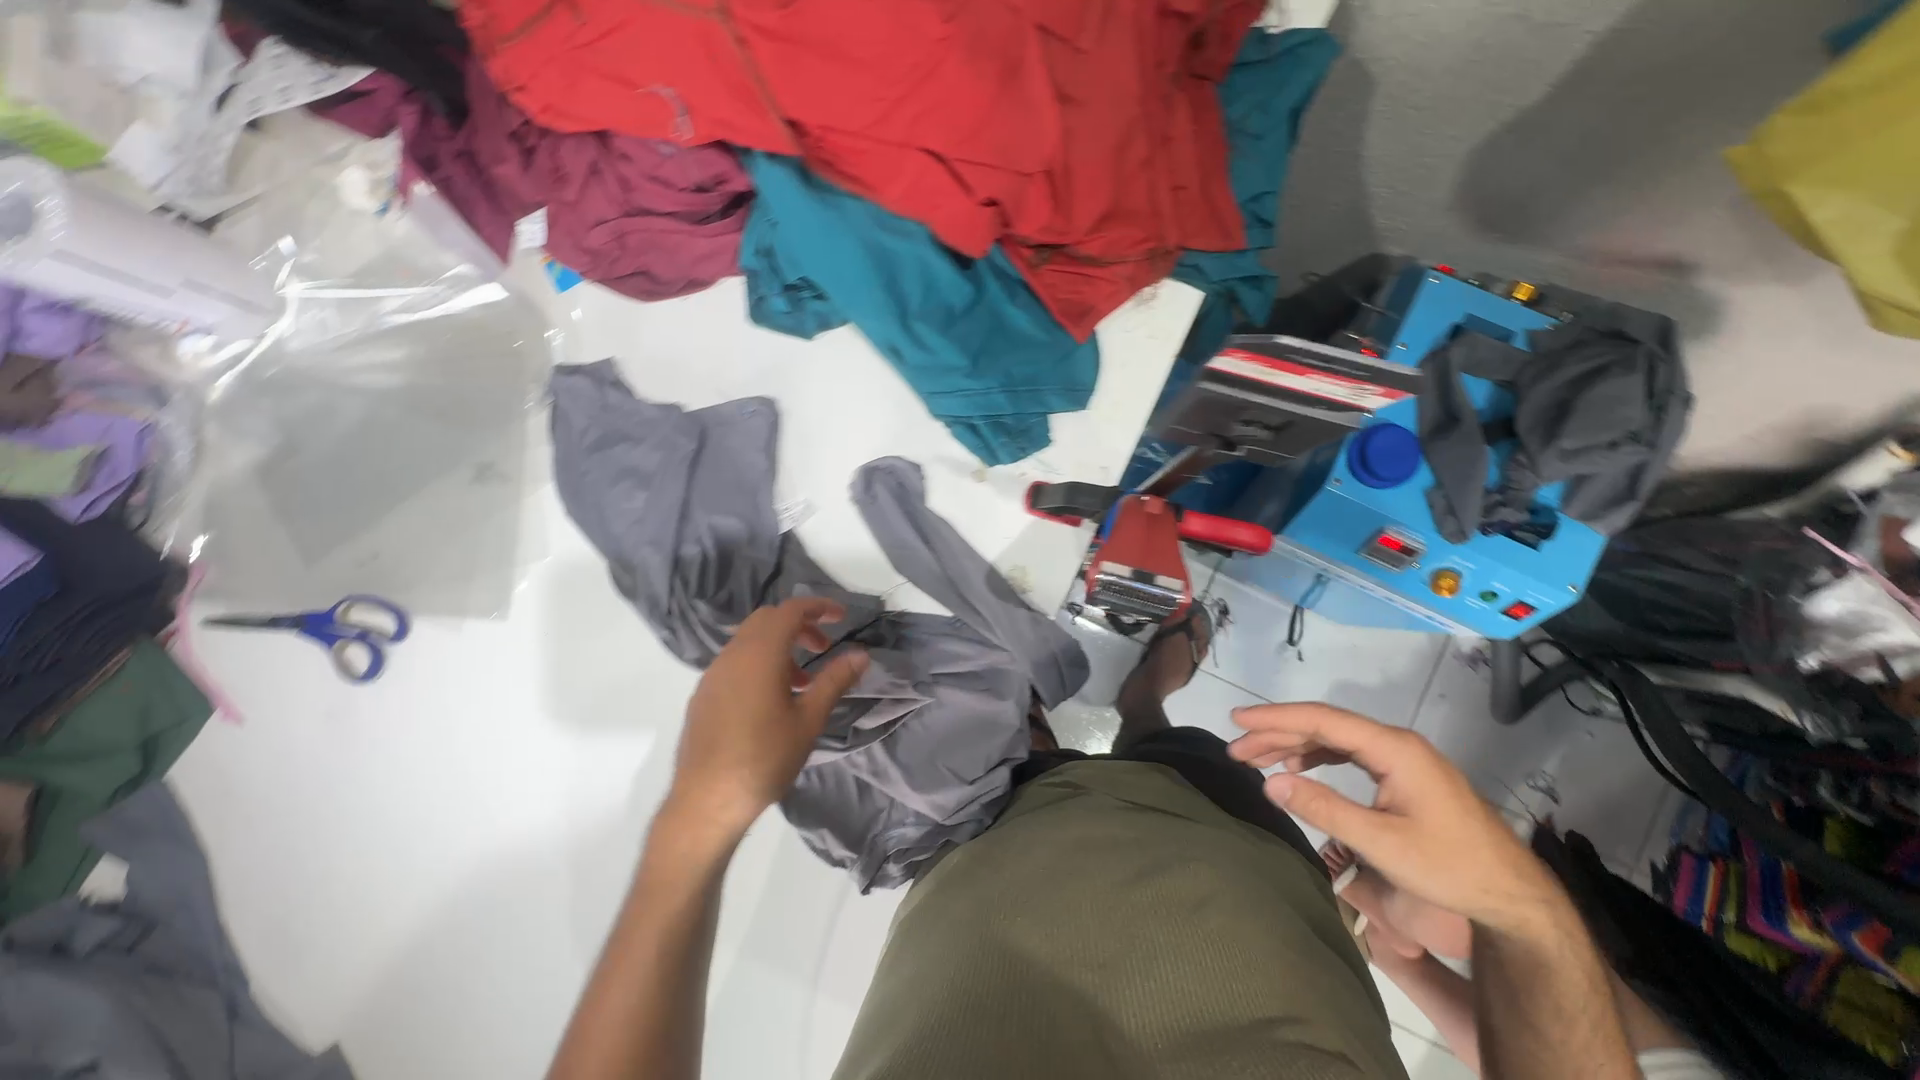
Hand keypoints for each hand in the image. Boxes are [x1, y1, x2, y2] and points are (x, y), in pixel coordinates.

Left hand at [664, 597, 868, 841]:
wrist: (707, 801)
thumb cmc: (764, 759)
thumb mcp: (809, 720)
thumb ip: (834, 681)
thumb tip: (861, 654)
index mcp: (759, 655)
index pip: (789, 610)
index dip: (818, 606)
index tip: (842, 617)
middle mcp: (732, 656)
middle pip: (766, 620)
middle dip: (798, 625)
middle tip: (823, 649)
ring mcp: (712, 675)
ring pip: (748, 642)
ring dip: (778, 647)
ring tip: (801, 683)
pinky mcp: (702, 695)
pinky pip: (734, 663)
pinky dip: (758, 664)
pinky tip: (770, 702)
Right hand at [1228, 703, 1559, 931]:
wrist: (1510, 894)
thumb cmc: (1449, 867)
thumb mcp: (1381, 842)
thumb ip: (1324, 809)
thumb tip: (1270, 783)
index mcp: (1394, 749)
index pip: (1324, 721)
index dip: (1277, 718)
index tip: (1237, 720)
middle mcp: (1398, 744)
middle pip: (1327, 727)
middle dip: (1279, 734)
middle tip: (1236, 749)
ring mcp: (1404, 760)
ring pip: (1337, 740)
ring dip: (1295, 746)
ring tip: (1255, 759)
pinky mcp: (1405, 777)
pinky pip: (1352, 756)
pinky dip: (1318, 759)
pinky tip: (1298, 771)